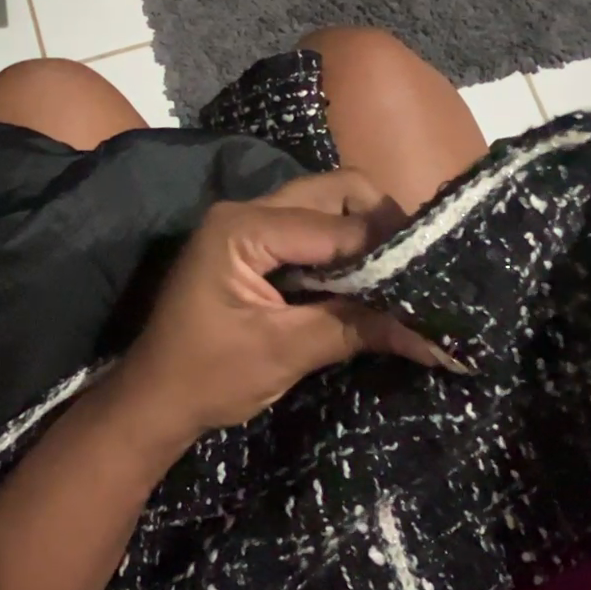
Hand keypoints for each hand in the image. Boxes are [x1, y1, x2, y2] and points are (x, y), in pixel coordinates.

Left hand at [106, 169, 459, 446]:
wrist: (154, 398)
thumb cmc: (208, 377)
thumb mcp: (286, 353)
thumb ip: (356, 328)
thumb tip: (435, 336)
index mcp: (244, 228)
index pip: (336, 225)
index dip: (388, 249)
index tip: (436, 274)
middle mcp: (245, 210)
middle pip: (333, 191)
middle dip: (380, 224)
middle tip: (415, 269)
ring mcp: (247, 223)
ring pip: (324, 205)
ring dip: (362, 236)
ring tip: (396, 277)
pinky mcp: (252, 244)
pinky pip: (309, 228)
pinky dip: (340, 249)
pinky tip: (363, 281)